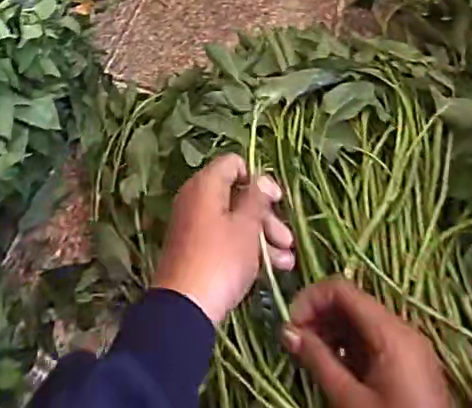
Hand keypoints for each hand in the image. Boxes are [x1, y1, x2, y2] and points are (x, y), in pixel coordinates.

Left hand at [153, 154, 294, 324]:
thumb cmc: (220, 259)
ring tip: (286, 262)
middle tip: (287, 239)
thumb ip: (257, 199)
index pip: (234, 163)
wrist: (185, 307)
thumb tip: (262, 179)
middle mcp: (196, 197)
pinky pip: (223, 237)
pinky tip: (270, 269)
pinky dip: (245, 247)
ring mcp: (193, 223)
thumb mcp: (246, 227)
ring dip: (261, 236)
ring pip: (233, 219)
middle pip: (236, 194)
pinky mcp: (194, 248)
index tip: (277, 201)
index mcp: (205, 184)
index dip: (258, 178)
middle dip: (265, 216)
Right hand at [282, 279, 452, 407]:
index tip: (290, 324)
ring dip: (332, 331)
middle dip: (319, 316)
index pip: (342, 289)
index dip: (310, 299)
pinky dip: (350, 345)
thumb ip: (318, 360)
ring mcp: (410, 346)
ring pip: (361, 320)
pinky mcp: (411, 364)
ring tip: (312, 355)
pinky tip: (335, 366)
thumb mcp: (351, 400)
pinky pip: (374, 339)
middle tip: (296, 340)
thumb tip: (287, 331)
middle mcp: (403, 329)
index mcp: (391, 331)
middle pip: (352, 302)